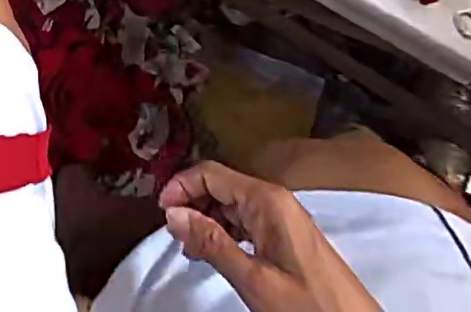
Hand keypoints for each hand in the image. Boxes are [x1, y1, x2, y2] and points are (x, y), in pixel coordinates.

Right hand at [159, 162, 380, 311]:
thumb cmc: (309, 311)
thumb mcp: (254, 282)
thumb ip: (210, 243)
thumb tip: (171, 212)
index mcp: (266, 199)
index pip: (210, 172)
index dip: (180, 186)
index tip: (161, 213)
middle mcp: (274, 198)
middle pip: (220, 184)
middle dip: (192, 203)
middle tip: (175, 235)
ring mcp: (284, 217)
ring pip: (232, 203)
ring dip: (207, 219)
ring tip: (192, 248)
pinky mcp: (289, 237)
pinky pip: (247, 220)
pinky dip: (226, 231)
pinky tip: (217, 253)